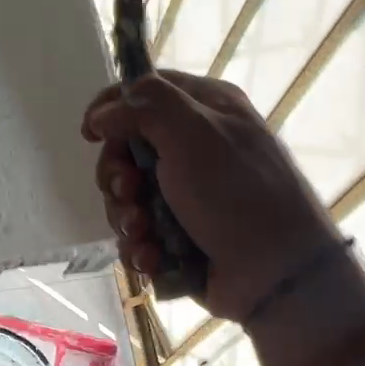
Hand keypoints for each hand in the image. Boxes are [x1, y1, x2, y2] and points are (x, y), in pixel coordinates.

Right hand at [82, 72, 339, 321]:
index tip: (90, 133)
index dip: (111, 108)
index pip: (145, 93)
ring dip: (126, 218)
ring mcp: (186, 198)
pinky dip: (140, 249)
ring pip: (128, 201)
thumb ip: (144, 108)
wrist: (274, 272)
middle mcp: (194, 150)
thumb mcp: (194, 133)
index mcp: (204, 111)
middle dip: (117, 177)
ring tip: (144, 234)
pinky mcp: (178, 240)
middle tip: (129, 192)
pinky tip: (152, 258)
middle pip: (126, 153)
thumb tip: (102, 113)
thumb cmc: (237, 193)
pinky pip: (139, 239)